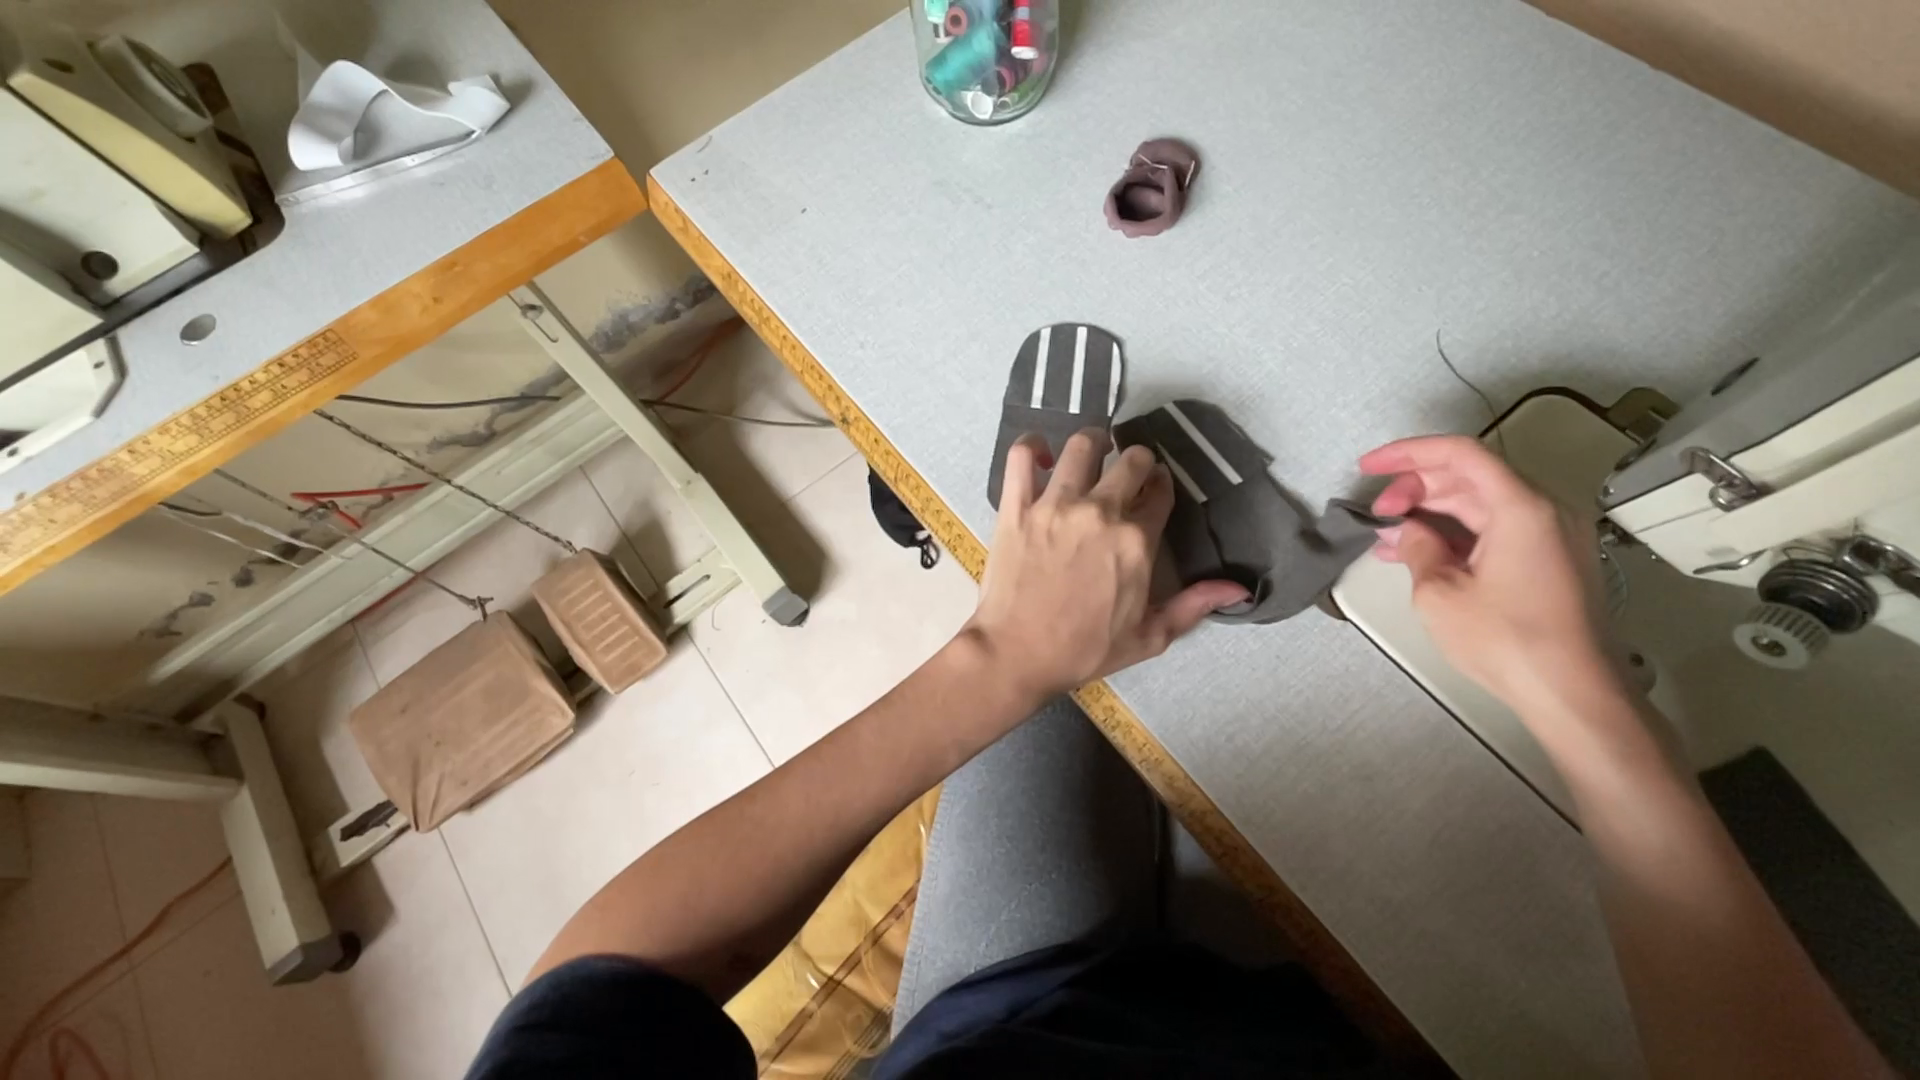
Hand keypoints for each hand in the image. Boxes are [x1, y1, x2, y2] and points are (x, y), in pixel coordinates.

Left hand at [967, 430, 1248, 700]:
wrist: (1017, 654)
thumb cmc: (1084, 650)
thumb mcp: (1149, 636)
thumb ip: (1193, 605)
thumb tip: (1238, 589)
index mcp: (1136, 541)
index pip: (1161, 494)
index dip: (1162, 488)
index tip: (1155, 491)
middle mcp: (1099, 513)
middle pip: (1130, 462)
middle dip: (1137, 462)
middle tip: (1129, 473)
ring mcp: (1054, 506)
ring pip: (1081, 447)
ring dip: (1093, 444)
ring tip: (1093, 452)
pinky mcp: (1016, 507)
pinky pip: (1022, 458)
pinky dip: (1032, 446)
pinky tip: (1042, 455)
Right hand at [1360, 435, 1619, 714]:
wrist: (1573, 693)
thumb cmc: (1505, 640)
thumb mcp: (1439, 593)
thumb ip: (1419, 547)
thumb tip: (1412, 531)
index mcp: (1521, 507)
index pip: (1459, 454)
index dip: (1407, 453)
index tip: (1369, 467)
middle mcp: (1544, 510)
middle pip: (1470, 477)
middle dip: (1416, 488)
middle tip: (1376, 514)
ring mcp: (1551, 536)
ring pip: (1480, 505)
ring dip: (1431, 513)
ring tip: (1386, 537)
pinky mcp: (1549, 561)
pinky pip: (1495, 530)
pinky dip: (1455, 535)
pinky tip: (1418, 553)